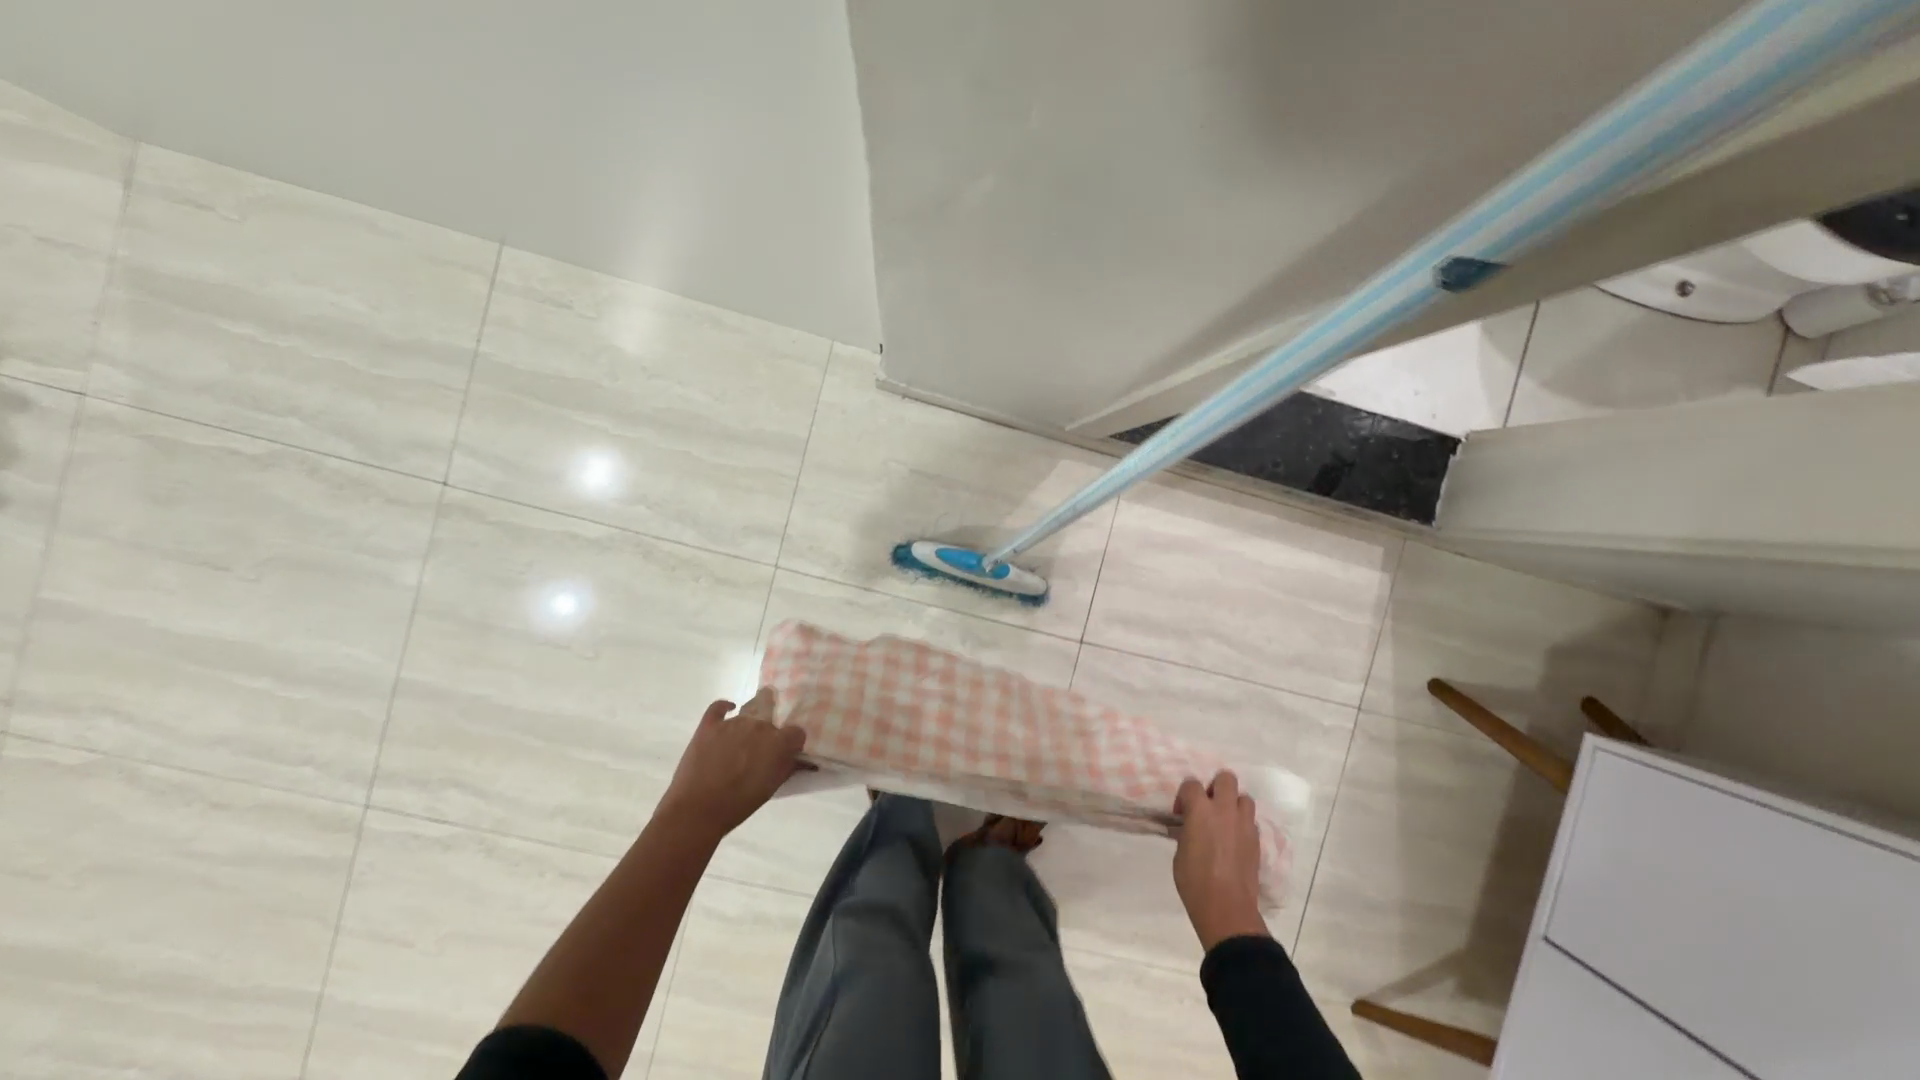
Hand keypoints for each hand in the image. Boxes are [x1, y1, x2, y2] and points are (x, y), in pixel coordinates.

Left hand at [658, 688, 806, 846]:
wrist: (697, 809)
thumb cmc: (739, 804)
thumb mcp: (772, 788)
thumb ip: (789, 767)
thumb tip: (802, 758)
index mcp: (778, 741)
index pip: (796, 733)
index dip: (792, 744)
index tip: (786, 755)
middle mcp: (758, 725)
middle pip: (771, 725)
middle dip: (768, 739)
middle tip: (759, 757)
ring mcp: (732, 722)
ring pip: (747, 719)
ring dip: (747, 730)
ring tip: (737, 751)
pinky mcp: (709, 724)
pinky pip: (719, 707)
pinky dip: (724, 707)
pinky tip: (728, 710)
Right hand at [1172, 770, 1269, 950]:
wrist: (1226, 907)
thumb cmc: (1194, 881)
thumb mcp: (1180, 853)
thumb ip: (1186, 832)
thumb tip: (1189, 828)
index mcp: (1200, 810)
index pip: (1191, 784)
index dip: (1184, 796)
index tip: (1180, 813)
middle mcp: (1225, 810)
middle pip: (1226, 778)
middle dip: (1215, 787)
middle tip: (1207, 807)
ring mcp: (1245, 824)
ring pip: (1244, 798)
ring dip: (1233, 804)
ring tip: (1224, 822)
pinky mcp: (1257, 840)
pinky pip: (1251, 821)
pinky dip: (1242, 825)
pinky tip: (1233, 841)